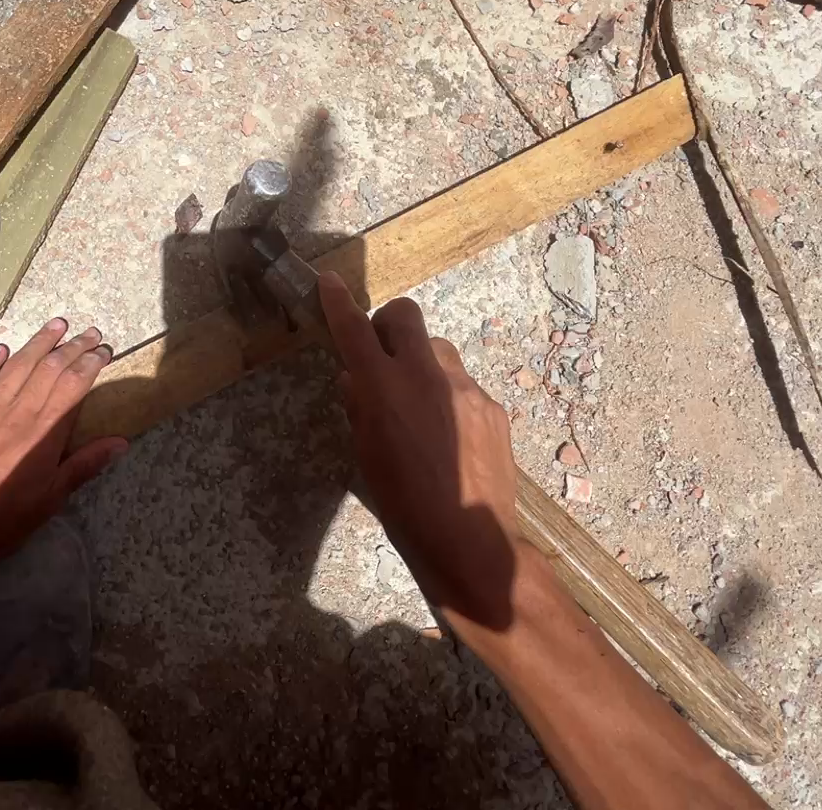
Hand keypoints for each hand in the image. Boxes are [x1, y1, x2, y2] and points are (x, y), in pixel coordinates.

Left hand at [0, 318, 126, 583]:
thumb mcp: (50, 499)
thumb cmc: (2, 520)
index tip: (104, 350)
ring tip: (56, 325)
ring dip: (38, 343)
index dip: (90, 363)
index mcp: (43, 432)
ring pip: (16, 367)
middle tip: (89, 332)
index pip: (73, 385)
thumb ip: (84, 465)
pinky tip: (3, 349)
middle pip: (48, 369)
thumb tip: (121, 441)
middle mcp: (15, 412)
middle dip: (72, 347)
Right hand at [318, 272, 519, 627]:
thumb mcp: (366, 455)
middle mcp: (426, 375)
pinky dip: (448, 396)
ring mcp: (465, 387)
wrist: (469, 539)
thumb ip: (360, 408)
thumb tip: (357, 380)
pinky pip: (462, 384)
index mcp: (384, 388)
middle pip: (406, 315)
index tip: (328, 282)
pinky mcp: (493, 405)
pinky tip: (450, 437)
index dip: (337, 302)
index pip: (354, 330)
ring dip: (422, 364)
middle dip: (389, 325)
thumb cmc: (403, 504)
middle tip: (384, 357)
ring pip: (438, 350)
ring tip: (421, 408)